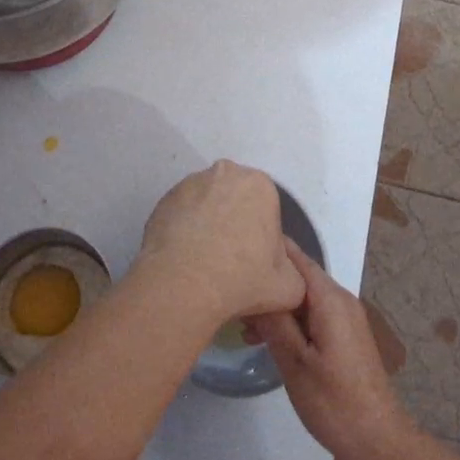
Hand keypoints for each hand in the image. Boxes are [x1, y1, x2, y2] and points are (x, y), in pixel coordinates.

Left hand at [136, 161, 304, 324]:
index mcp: (260, 184)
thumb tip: (282, 270)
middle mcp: (226, 172)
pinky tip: (183, 254)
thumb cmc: (243, 279)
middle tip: (229, 258)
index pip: (266, 207)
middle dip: (235, 221)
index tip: (254, 259)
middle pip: (235, 198)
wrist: (184, 285)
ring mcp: (191, 182)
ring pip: (207, 202)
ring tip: (203, 258)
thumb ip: (294, 273)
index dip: (262, 235)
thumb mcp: (290, 286)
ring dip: (208, 222)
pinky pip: (182, 211)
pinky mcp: (165, 198)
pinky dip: (184, 227)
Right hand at [245, 242, 412, 459]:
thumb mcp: (295, 362)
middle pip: (299, 277)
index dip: (269, 248)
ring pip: (303, 299)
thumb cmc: (333, 401)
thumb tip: (257, 287)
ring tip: (243, 326)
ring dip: (275, 307)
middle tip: (232, 298)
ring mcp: (345, 319)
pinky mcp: (344, 338)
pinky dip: (289, 321)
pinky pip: (312, 316)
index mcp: (331, 299)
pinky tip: (266, 340)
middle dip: (267, 284)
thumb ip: (275, 322)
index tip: (238, 249)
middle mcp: (341, 300)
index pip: (297, 257)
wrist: (376, 441)